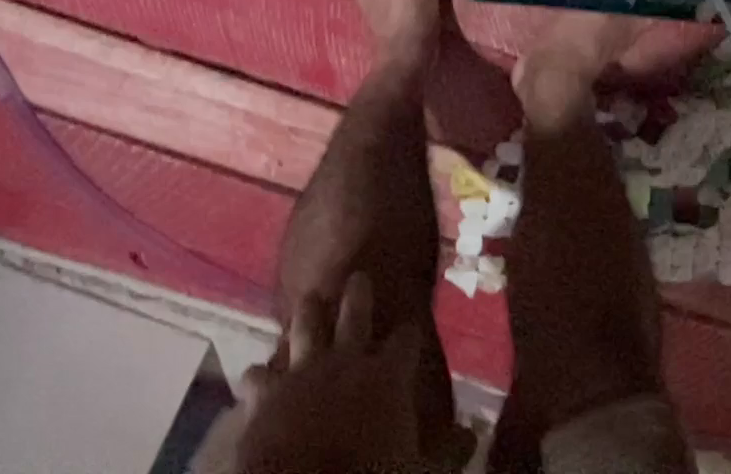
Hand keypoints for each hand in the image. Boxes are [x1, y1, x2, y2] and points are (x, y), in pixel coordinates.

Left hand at [231, 273, 430, 472]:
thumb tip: (474, 433)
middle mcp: (346, 360)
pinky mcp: (266, 393)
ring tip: (309, 297)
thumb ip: (448, 451)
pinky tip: (256, 373)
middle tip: (358, 277)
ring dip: (308, 312)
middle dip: (358, 295)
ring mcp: (302, 372)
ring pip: (305, 327)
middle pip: (355, 316)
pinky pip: (259, 375)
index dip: (410, 333)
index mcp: (387, 375)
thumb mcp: (423, 472)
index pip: (405, 341)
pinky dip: (260, 374)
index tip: (413, 325)